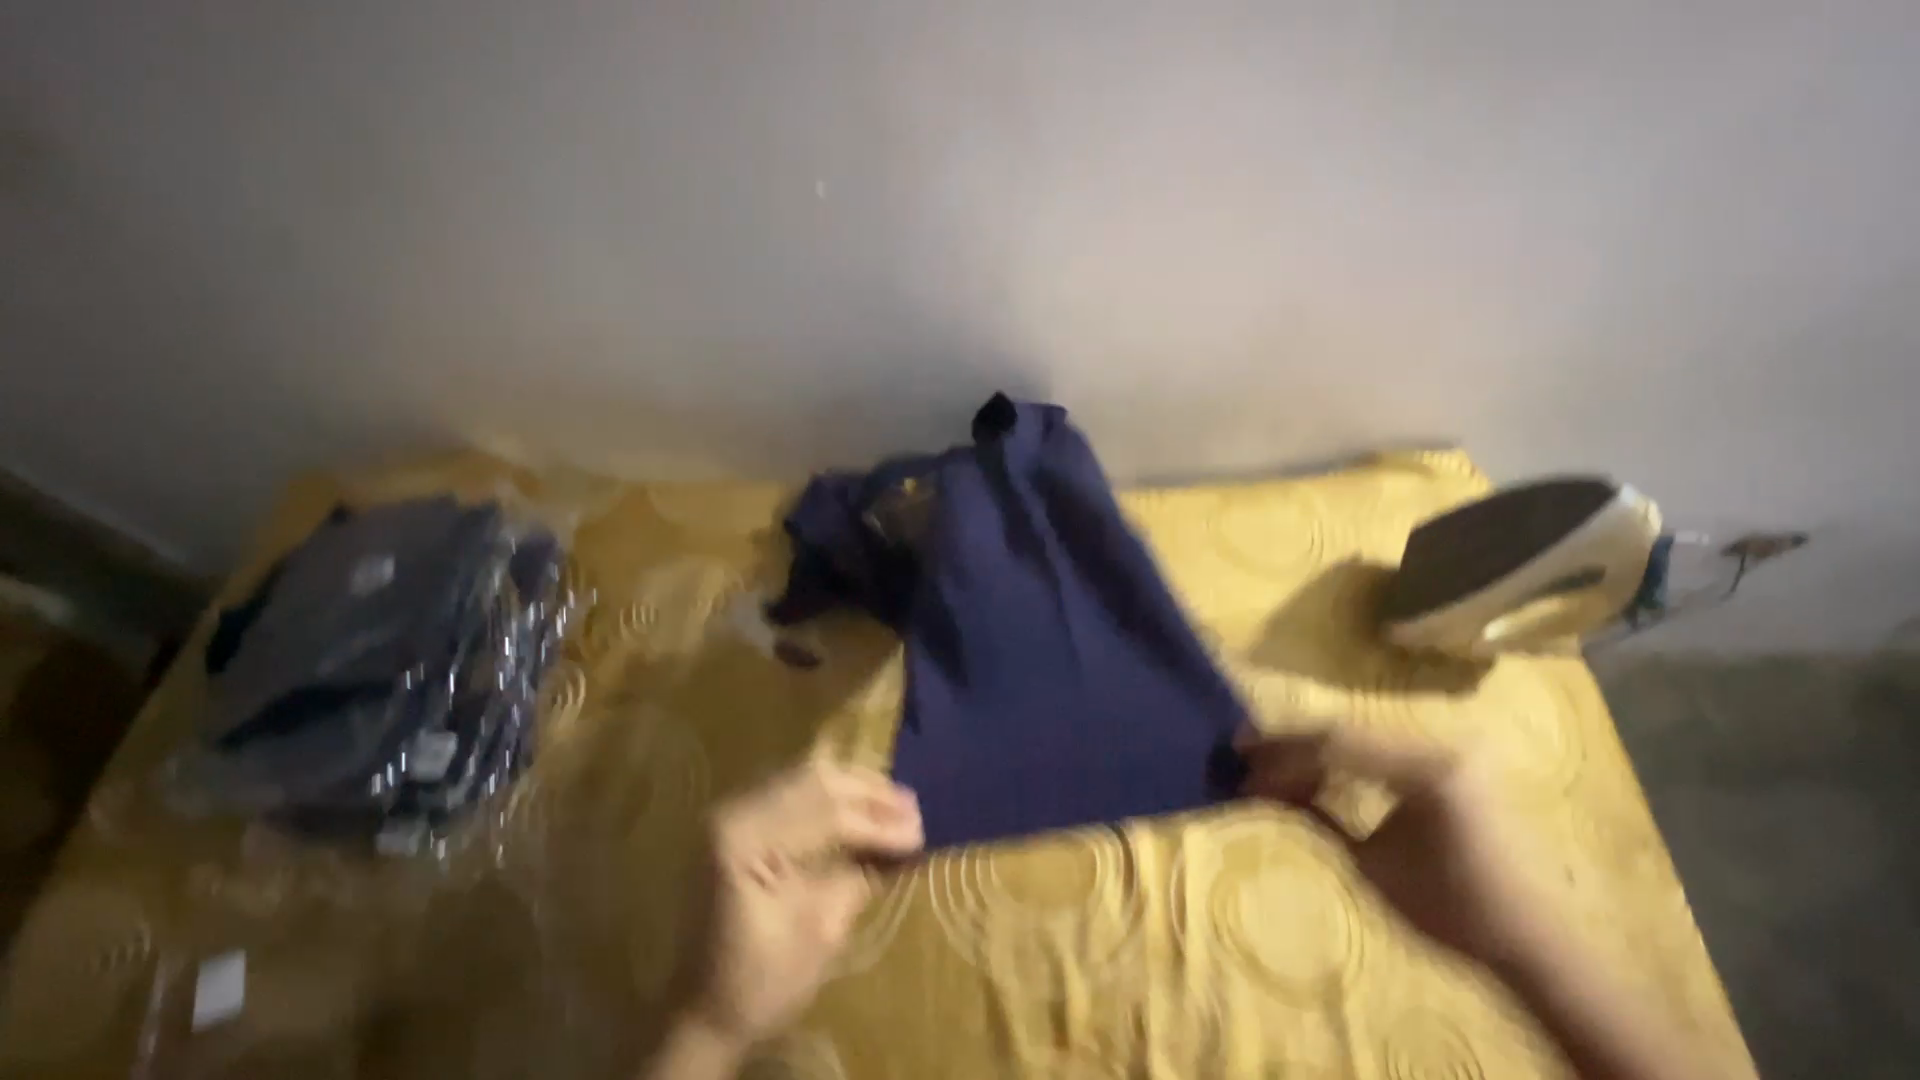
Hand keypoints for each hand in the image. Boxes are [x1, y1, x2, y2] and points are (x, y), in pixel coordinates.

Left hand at [677, 760, 923, 1050]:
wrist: (705, 1012)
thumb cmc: (762, 982)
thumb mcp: (822, 930)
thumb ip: (863, 872)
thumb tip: (912, 839)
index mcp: (744, 840)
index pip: (825, 815)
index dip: (877, 823)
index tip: (921, 832)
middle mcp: (732, 812)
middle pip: (814, 782)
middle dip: (869, 796)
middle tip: (914, 810)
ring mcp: (731, 812)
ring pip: (805, 778)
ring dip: (853, 789)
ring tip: (897, 804)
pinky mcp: (737, 821)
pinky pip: (791, 791)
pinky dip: (830, 797)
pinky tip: (861, 806)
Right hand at [1243, 727, 1731, 1079]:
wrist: (1529, 940)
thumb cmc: (1450, 910)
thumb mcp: (1369, 864)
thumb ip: (1314, 813)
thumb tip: (1256, 787)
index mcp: (1428, 766)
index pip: (1336, 743)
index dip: (1280, 748)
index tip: (1237, 754)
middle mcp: (1440, 743)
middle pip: (1346, 731)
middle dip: (1291, 747)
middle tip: (1245, 756)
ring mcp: (1448, 750)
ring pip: (1360, 737)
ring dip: (1314, 753)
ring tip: (1270, 770)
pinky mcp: (1449, 764)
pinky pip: (1382, 752)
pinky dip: (1344, 763)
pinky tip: (1313, 777)